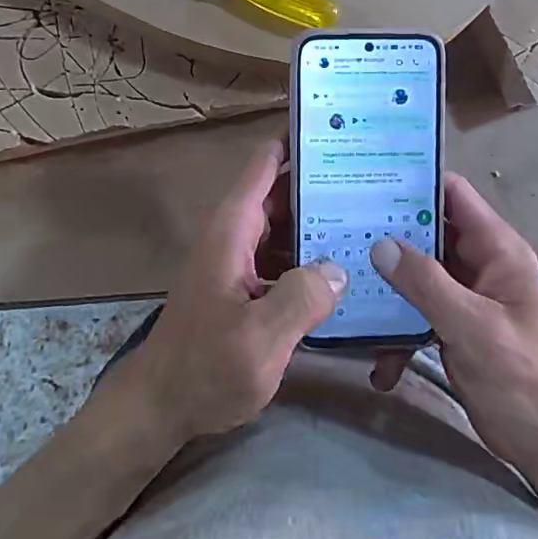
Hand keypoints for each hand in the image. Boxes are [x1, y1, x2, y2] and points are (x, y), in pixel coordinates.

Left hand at [111, 138, 347, 444]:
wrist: (160, 410)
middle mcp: (237, 233)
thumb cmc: (204, 370)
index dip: (299, 138)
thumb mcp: (259, 340)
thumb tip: (341, 267)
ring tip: (375, 212)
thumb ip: (302, 298)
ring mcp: (241, 258)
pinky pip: (286, 253)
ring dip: (323, 218)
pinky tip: (350, 264)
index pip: (267, 161)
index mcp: (234, 227)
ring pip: (288, 223)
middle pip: (284, 189)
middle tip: (377, 175)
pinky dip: (313, 252)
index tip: (341, 128)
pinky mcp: (247, 283)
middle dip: (324, 179)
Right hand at [367, 172, 537, 475]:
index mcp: (497, 250)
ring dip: (390, 289)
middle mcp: (482, 266)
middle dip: (391, 236)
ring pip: (420, 276)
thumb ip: (427, 283)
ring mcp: (469, 298)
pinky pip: (420, 315)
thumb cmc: (525, 380)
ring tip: (349, 293)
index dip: (417, 183)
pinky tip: (381, 364)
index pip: (455, 196)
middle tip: (343, 232)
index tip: (372, 181)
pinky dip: (400, 333)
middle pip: (430, 234)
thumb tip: (382, 244)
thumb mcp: (473, 328)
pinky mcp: (457, 330)